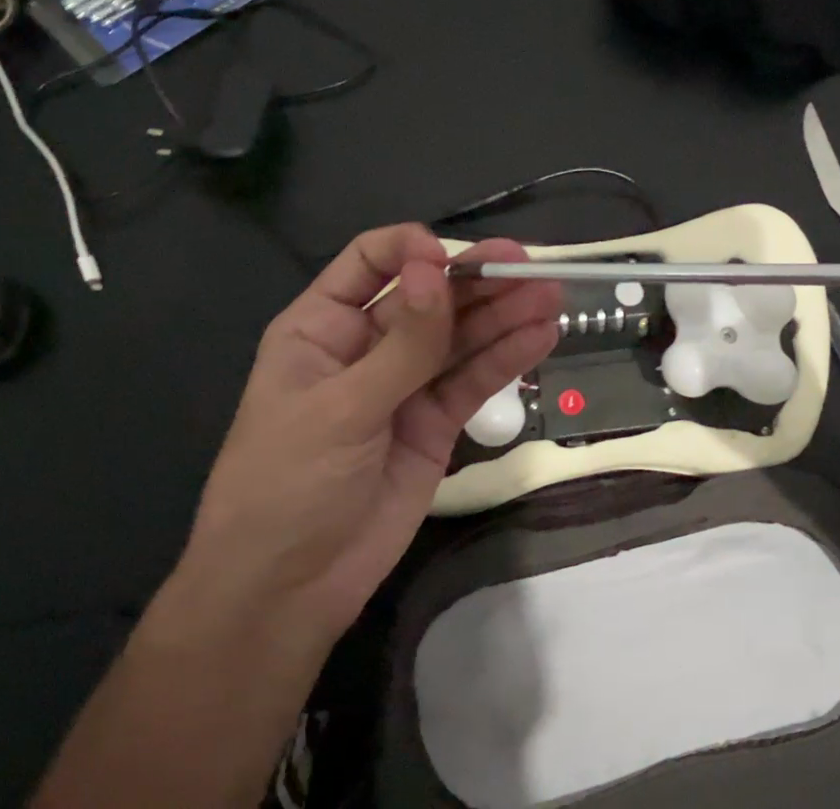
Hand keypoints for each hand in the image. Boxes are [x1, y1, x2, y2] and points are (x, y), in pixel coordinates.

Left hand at [179, 225, 561, 632]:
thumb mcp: (341, 407)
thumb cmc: (288, 482)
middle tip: (531, 267)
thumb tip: (435, 267)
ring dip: (503, 316)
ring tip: (551, 297)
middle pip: (428, 298)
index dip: (411, 251)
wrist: (288, 587)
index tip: (449, 258)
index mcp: (321, 327)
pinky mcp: (435, 426)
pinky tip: (541, 337)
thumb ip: (401, 343)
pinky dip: (506, 360)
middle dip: (476, 281)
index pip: (369, 263)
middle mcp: (366, 347)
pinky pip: (473, 383)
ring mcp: (404, 387)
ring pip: (459, 339)